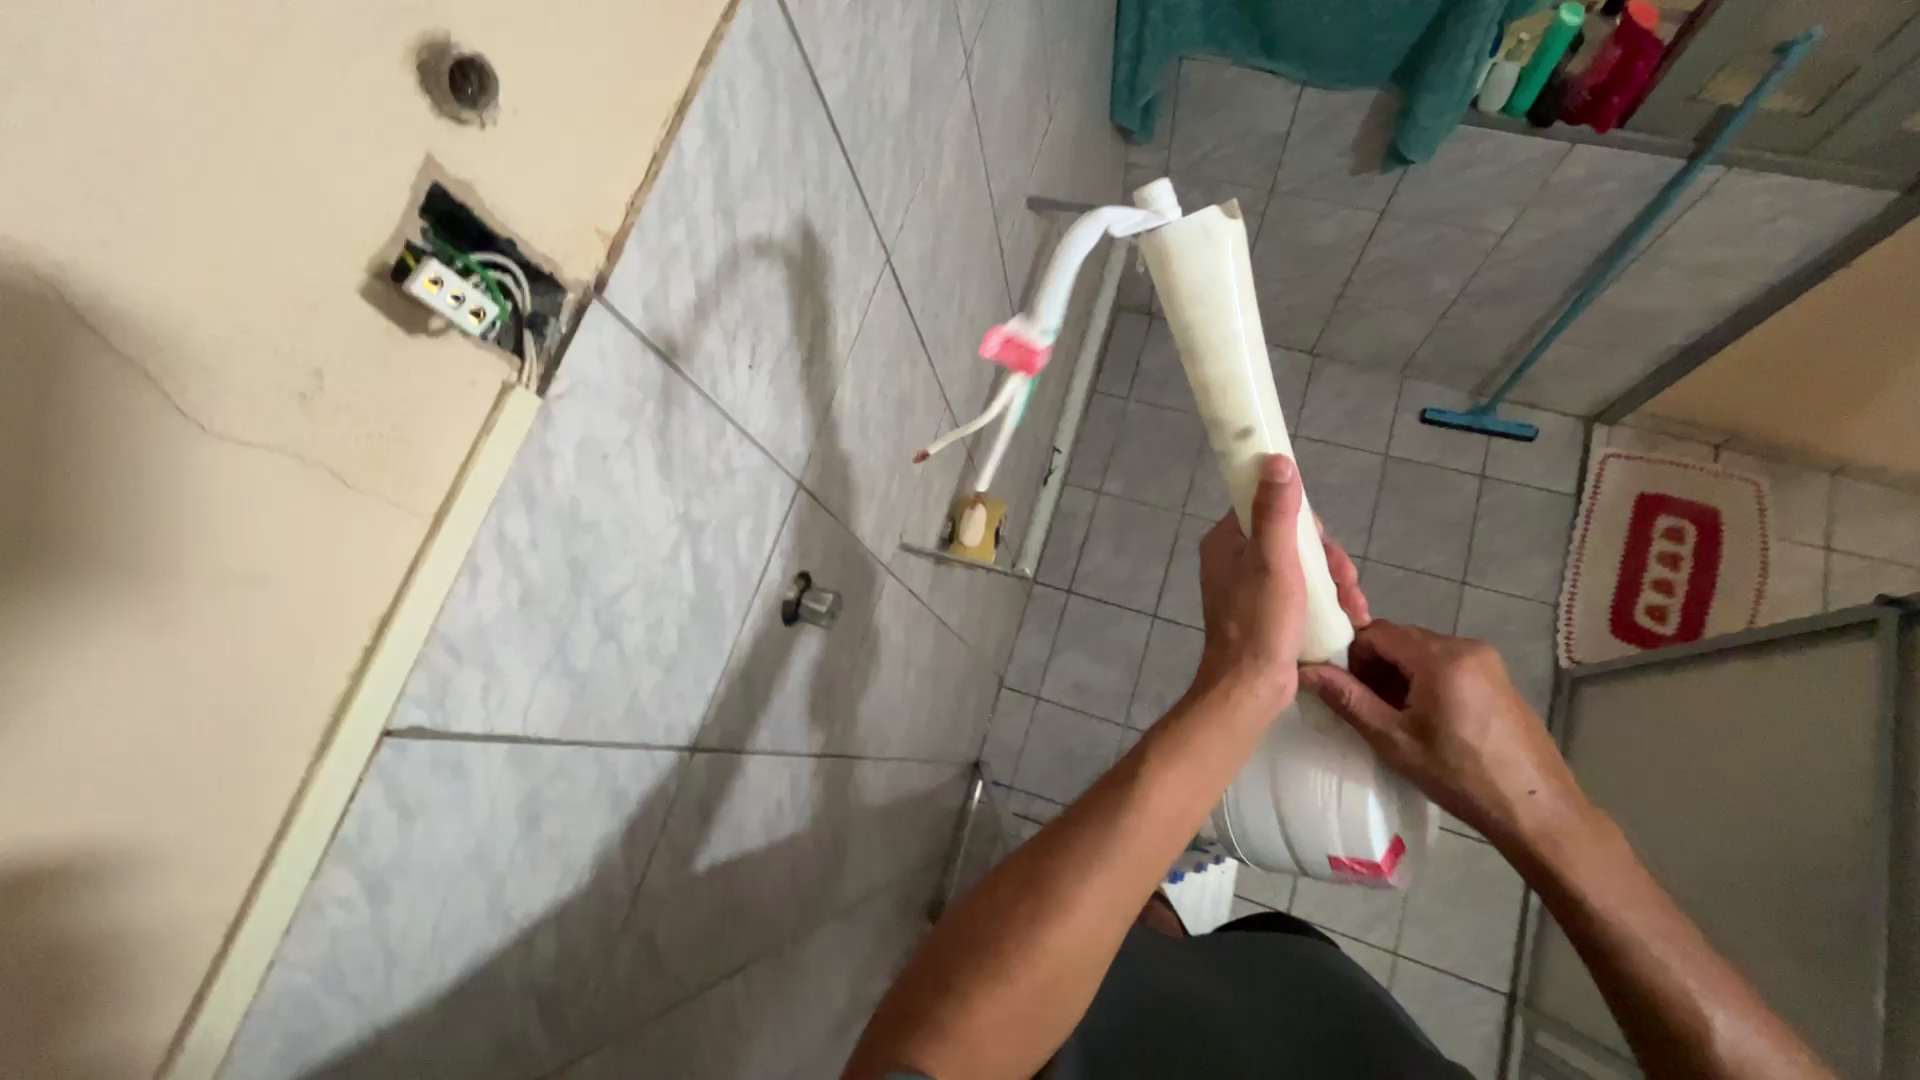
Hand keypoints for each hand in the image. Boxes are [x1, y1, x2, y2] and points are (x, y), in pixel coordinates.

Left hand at [1192, 455, 1367, 709]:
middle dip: (1327, 557)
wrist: (1251, 687)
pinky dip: (1326, 599)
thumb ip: (1275, 512)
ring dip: (1334, 581)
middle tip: (1347, 580)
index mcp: (1226, 541)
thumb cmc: (1259, 622)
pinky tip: (1350, 616)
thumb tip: (1277, 460)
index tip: (1321, 541)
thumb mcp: (1272, 561)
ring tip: (1355, 605)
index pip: (1268, 507)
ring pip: (1301, 565)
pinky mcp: (1265, 611)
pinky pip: (1300, 591)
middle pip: (1291, 537)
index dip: (1301, 519)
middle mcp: (1233, 559)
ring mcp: (1249, 586)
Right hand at [1300, 621, 1589, 851]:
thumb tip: (1306, 670)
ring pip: (1421, 652)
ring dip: (1397, 675)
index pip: (1376, 632)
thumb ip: (1348, 699)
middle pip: (1399, 639)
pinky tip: (1424, 719)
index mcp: (1441, 657)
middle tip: (1365, 707)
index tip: (1346, 691)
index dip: (1351, 656)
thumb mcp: (1393, 739)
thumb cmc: (1460, 776)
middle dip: (1374, 667)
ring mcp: (1486, 661)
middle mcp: (1466, 646)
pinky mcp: (1497, 678)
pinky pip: (1445, 664)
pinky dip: (1423, 681)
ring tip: (1394, 718)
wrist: (1538, 811)